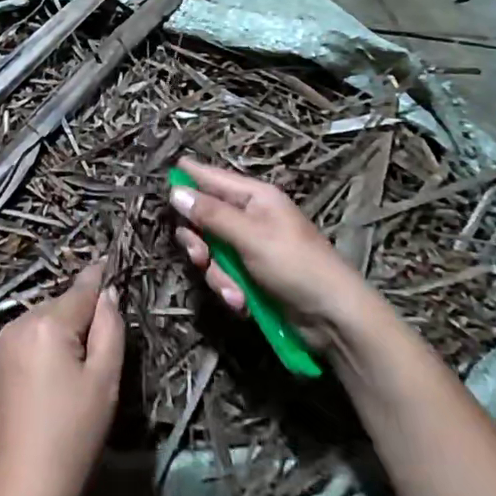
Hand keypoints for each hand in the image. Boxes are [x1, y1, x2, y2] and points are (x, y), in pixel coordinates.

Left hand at [0, 263, 122, 495]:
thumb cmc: (70, 438)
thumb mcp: (104, 383)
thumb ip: (110, 330)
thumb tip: (108, 294)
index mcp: (46, 323)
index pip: (81, 288)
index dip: (99, 277)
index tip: (110, 263)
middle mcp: (14, 325)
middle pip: (55, 308)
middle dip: (76, 316)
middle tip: (97, 348)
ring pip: (32, 329)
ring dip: (51, 337)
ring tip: (68, 374)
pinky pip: (13, 351)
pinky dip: (30, 357)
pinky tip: (38, 393)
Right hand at [168, 158, 385, 347]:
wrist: (334, 318)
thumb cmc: (296, 265)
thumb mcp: (250, 236)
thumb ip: (211, 214)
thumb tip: (175, 192)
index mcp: (255, 197)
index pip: (211, 177)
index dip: (186, 180)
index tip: (162, 188)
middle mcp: (249, 217)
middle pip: (203, 218)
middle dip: (198, 240)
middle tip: (200, 255)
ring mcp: (249, 247)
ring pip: (210, 251)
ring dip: (216, 273)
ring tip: (232, 291)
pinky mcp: (250, 275)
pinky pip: (223, 274)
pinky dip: (228, 289)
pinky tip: (241, 302)